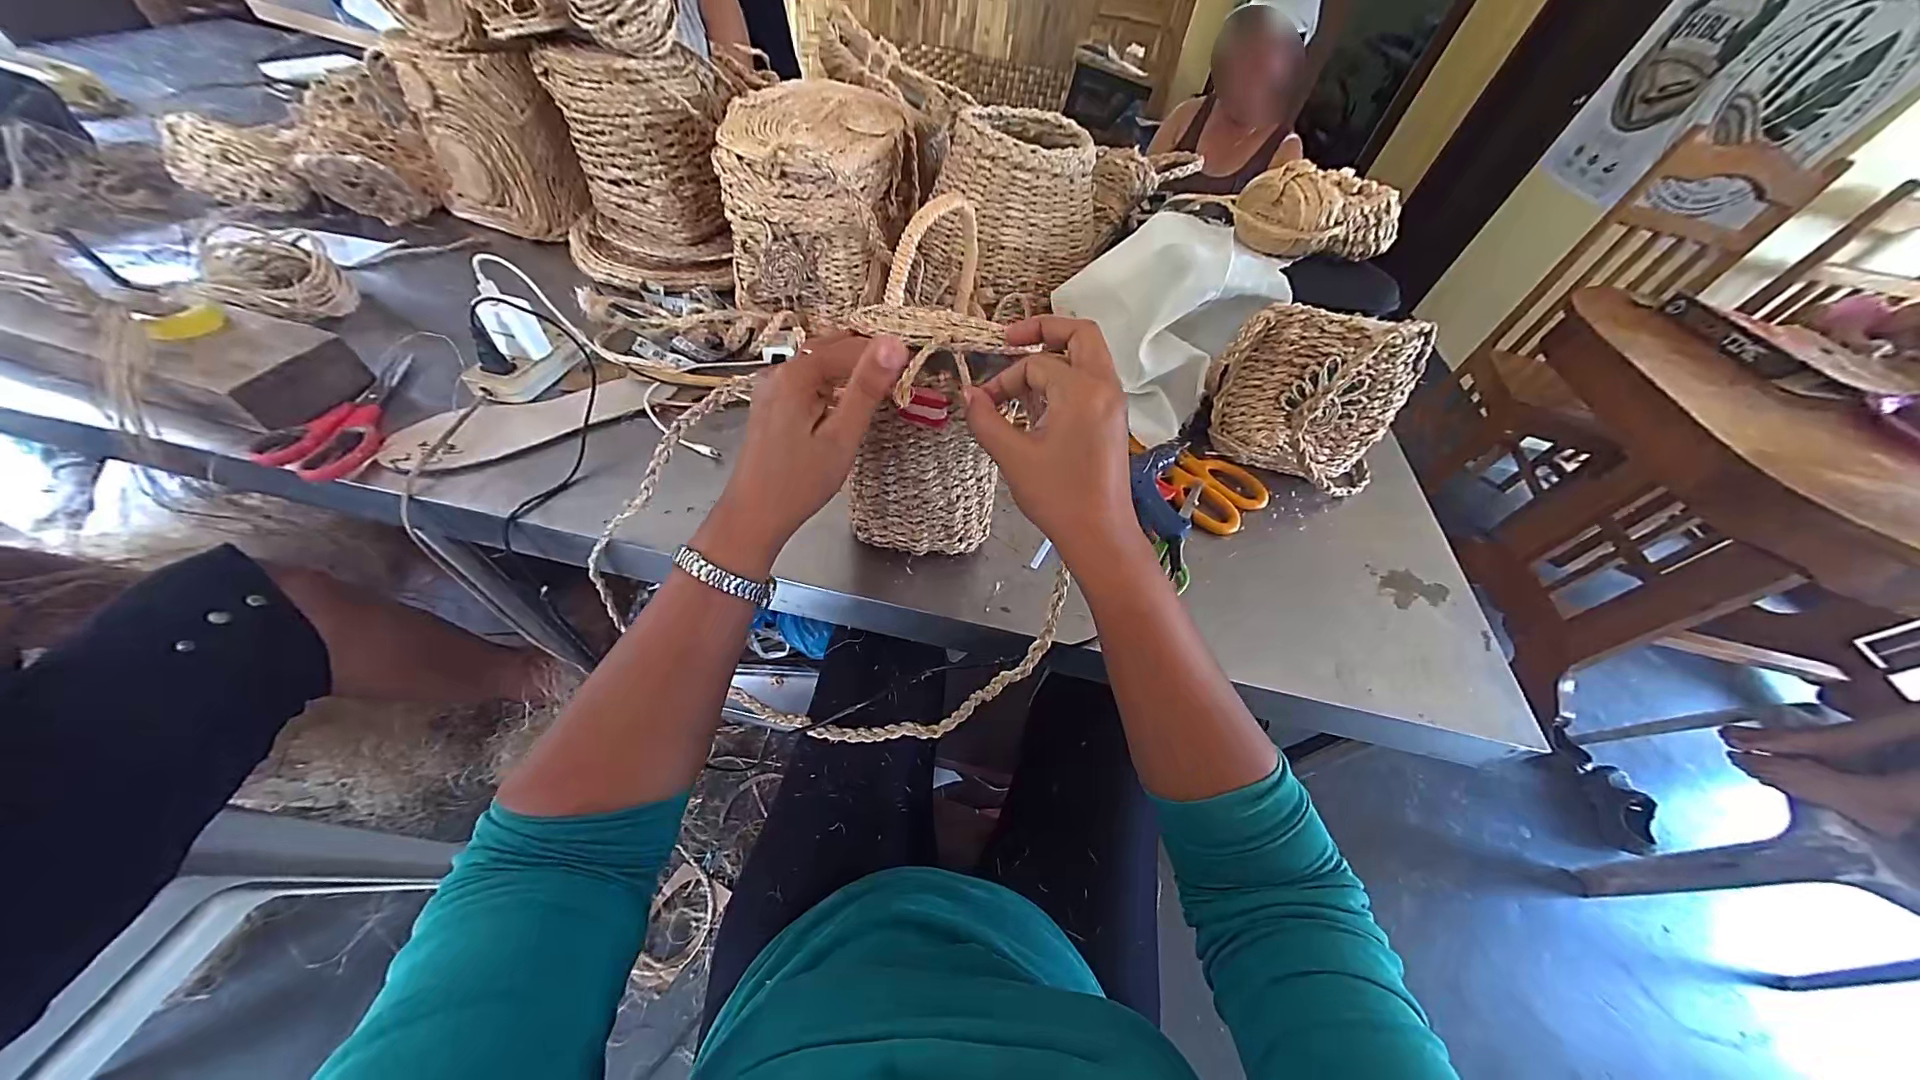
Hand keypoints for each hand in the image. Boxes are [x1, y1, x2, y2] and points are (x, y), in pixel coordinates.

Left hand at [694, 334, 906, 577]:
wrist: (754, 514)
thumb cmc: (800, 481)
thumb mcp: (841, 436)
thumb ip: (866, 388)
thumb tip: (894, 344)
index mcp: (796, 374)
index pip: (850, 346)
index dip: (884, 353)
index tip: (914, 365)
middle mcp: (780, 371)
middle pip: (832, 347)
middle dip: (868, 356)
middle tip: (902, 374)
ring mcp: (773, 387)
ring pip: (820, 362)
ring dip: (852, 369)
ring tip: (883, 387)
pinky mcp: (773, 404)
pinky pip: (809, 380)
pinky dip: (834, 383)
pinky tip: (851, 401)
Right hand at [964, 316, 1143, 567]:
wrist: (1100, 534)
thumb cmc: (1058, 497)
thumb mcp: (1013, 457)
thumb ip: (986, 419)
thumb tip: (968, 394)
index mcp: (1082, 390)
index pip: (1035, 363)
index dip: (1003, 379)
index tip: (984, 402)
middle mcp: (1105, 387)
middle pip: (1079, 333)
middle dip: (1042, 329)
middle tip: (1009, 340)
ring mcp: (1113, 402)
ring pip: (1087, 356)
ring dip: (1053, 358)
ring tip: (1020, 385)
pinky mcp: (1113, 419)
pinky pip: (1090, 381)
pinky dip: (1065, 379)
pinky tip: (1038, 406)